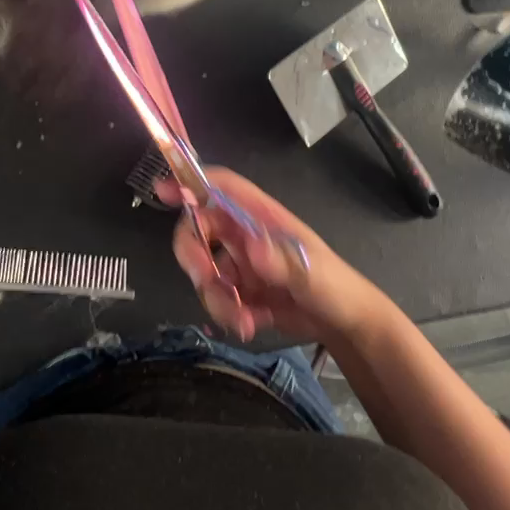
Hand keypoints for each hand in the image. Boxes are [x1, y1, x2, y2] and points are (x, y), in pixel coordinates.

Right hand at [171, 168, 393, 344]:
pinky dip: (226, 314)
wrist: (345, 326)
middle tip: (204, 279)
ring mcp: (241, 265)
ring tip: (243, 321)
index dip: (192, 184)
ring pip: (205, 272)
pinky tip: (250, 326)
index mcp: (263, 219)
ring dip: (215, 298)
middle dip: (194, 256)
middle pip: (199, 230)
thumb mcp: (313, 274)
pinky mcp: (240, 293)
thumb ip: (282, 261)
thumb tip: (251, 248)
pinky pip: (216, 299)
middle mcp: (246, 236)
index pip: (223, 190)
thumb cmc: (336, 288)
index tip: (164, 191)